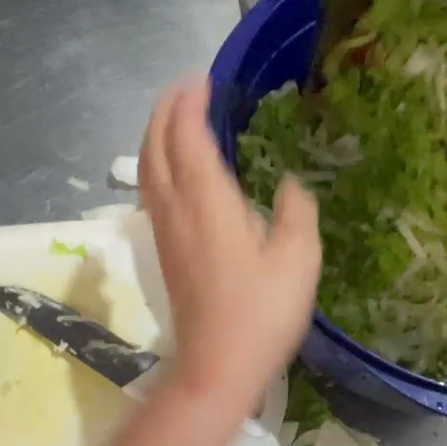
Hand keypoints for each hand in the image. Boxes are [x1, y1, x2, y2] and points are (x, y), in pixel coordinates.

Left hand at [139, 78, 320, 410]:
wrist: (218, 366)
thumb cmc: (262, 313)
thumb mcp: (298, 260)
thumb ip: (297, 212)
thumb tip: (291, 186)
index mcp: (207, 200)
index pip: (187, 134)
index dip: (190, 102)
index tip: (204, 78)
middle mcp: (176, 207)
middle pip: (155, 145)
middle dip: (165, 110)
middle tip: (186, 89)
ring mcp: (164, 231)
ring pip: (147, 169)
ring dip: (156, 135)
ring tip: (176, 119)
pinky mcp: (163, 253)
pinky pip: (151, 191)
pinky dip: (158, 165)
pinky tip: (175, 172)